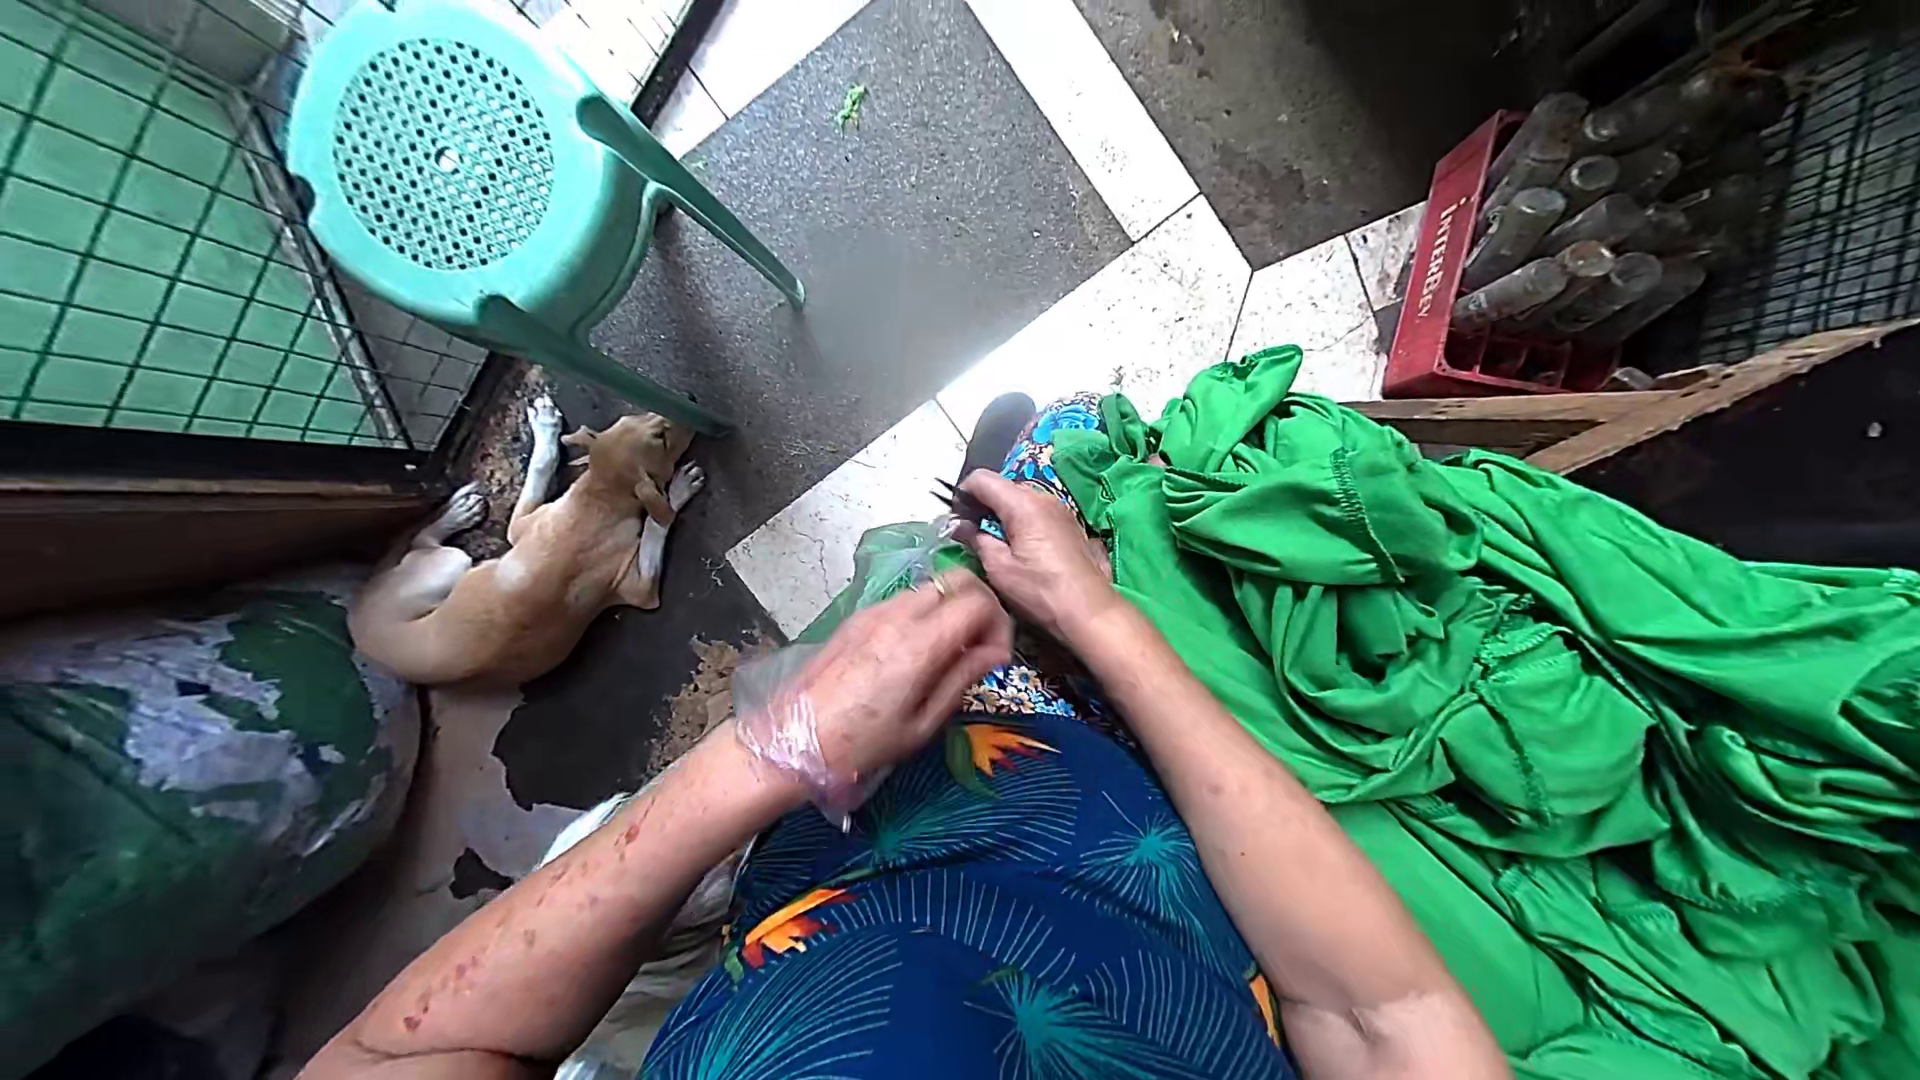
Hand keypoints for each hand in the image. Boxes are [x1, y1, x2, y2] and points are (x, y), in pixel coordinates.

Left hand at [791, 570, 1012, 783]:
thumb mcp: (922, 725)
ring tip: (952, 648)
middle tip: (983, 641)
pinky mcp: (859, 616)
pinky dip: (926, 611)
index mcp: (919, 645)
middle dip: (982, 603)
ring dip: (952, 606)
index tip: (997, 656)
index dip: (1000, 624)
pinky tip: (920, 647)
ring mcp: (875, 610)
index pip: (978, 603)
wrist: (790, 740)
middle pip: (957, 578)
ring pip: (931, 585)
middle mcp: (898, 615)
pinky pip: (905, 598)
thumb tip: (995, 652)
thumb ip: (962, 679)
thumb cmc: (861, 744)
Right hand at [957, 470, 1119, 642]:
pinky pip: (1037, 511)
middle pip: (1003, 487)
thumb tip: (962, 527)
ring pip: (1020, 499)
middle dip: (983, 504)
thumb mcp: (999, 568)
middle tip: (970, 532)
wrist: (1088, 609)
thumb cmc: (1042, 591)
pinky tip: (1017, 547)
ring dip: (1002, 514)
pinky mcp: (1069, 524)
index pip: (982, 479)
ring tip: (993, 542)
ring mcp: (1060, 509)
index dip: (962, 494)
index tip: (956, 516)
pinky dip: (1021, 521)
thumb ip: (976, 539)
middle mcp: (1044, 498)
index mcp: (1023, 504)